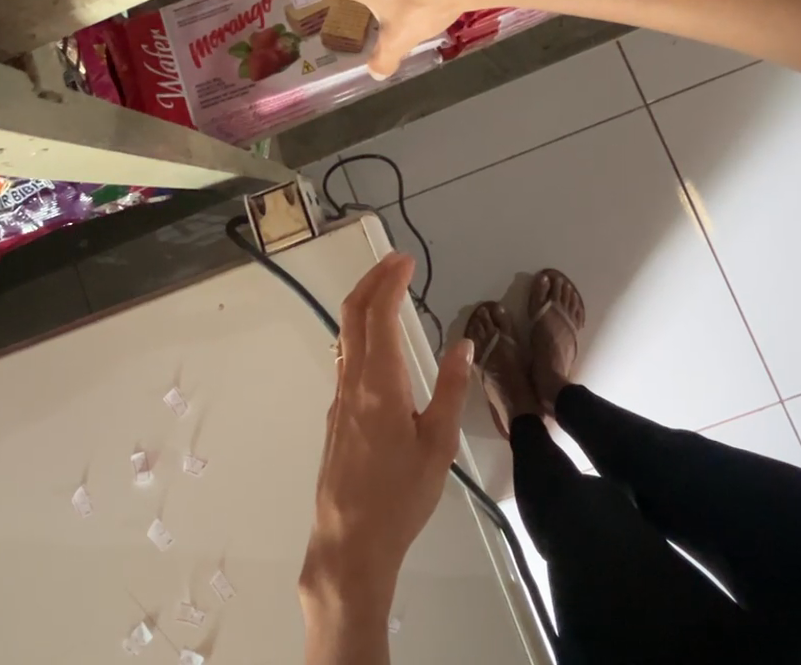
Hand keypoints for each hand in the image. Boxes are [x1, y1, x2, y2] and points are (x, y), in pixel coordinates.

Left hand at [301, 253, 473, 641]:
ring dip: (364, 303)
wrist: (351, 540)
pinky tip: (379, 341)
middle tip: (396, 261)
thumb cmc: (401, 496)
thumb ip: (450, 389)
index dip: (391, 281)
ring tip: (388, 289)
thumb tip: (464, 345)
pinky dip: (361, 332)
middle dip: (372, 279)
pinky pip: (345, 357)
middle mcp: (352, 381)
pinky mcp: (336, 414)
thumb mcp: (439, 444)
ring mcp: (339, 397)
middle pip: (353, 314)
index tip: (406, 260)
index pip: (379, 315)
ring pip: (345, 334)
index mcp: (379, 383)